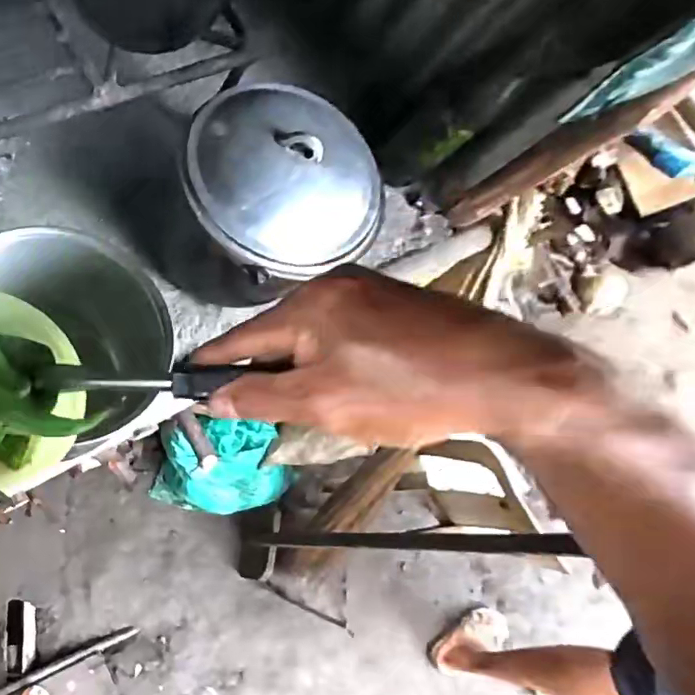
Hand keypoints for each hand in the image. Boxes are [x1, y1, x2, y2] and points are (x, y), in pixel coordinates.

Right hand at [194, 267, 612, 446]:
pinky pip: (335, 329)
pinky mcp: (391, 300)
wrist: (510, 377)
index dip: (209, 365)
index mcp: (306, 305)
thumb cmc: (407, 393)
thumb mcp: (322, 405)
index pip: (237, 340)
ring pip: (304, 334)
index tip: (183, 381)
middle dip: (257, 372)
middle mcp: (330, 285)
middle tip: (247, 409)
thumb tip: (213, 397)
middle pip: (271, 336)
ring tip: (298, 402)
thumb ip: (259, 399)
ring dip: (292, 367)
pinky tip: (338, 381)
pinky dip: (322, 356)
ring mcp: (364, 288)